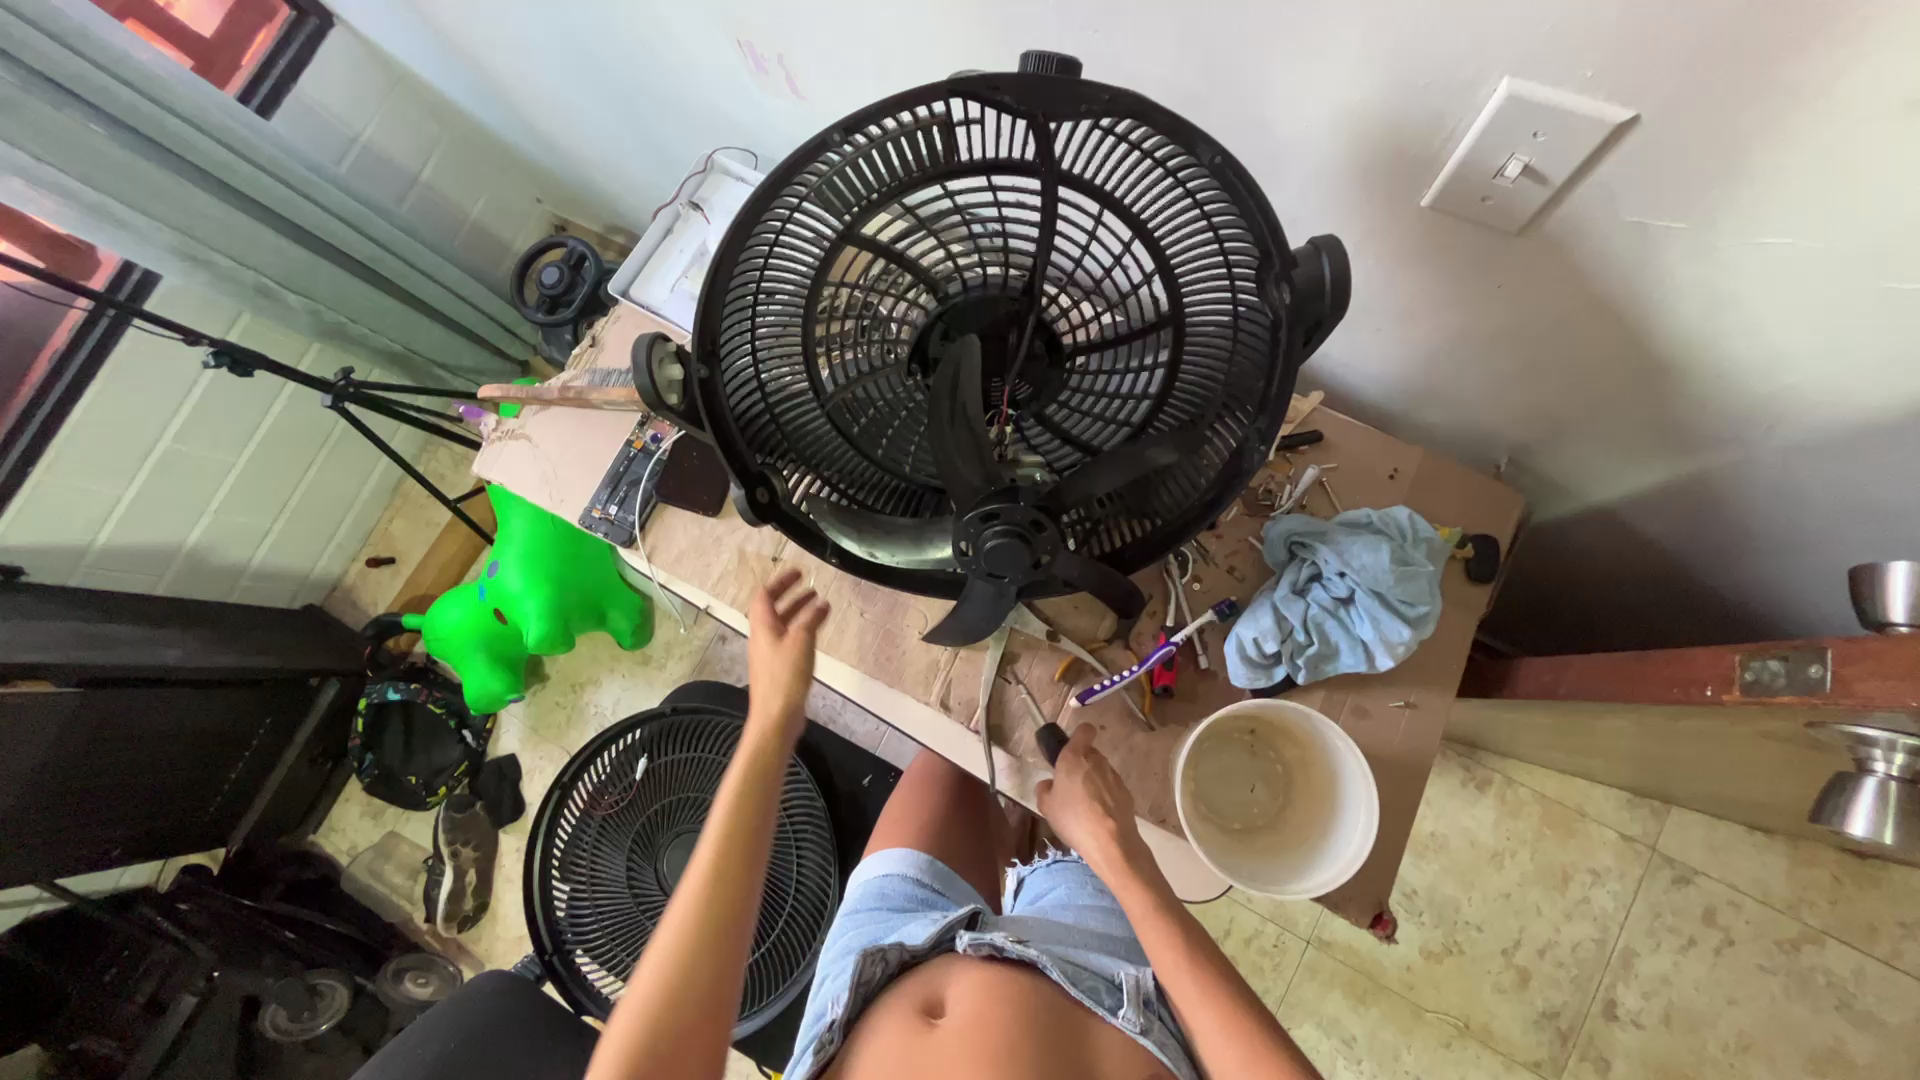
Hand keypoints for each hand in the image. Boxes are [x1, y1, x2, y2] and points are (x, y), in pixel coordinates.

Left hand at [745, 568, 829, 747]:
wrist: (776, 716)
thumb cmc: (785, 676)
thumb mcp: (801, 640)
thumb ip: (811, 619)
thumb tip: (821, 603)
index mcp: (762, 626)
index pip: (764, 595)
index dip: (780, 581)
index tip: (798, 572)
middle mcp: (762, 637)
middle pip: (772, 608)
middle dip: (790, 594)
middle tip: (809, 585)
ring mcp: (769, 654)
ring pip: (782, 624)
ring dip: (798, 612)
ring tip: (818, 605)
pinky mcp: (778, 668)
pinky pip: (789, 640)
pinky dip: (801, 630)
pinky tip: (815, 633)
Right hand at [1035, 725, 1149, 879]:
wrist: (1110, 842)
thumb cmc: (1073, 819)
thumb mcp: (1046, 807)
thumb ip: (1044, 789)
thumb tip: (1049, 784)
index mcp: (1073, 757)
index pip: (1083, 730)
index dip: (1078, 735)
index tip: (1070, 749)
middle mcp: (1096, 760)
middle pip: (1090, 753)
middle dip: (1081, 764)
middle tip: (1071, 786)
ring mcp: (1114, 775)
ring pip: (1100, 770)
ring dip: (1093, 781)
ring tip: (1085, 805)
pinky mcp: (1126, 792)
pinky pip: (1111, 787)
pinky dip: (1105, 795)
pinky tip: (1099, 815)